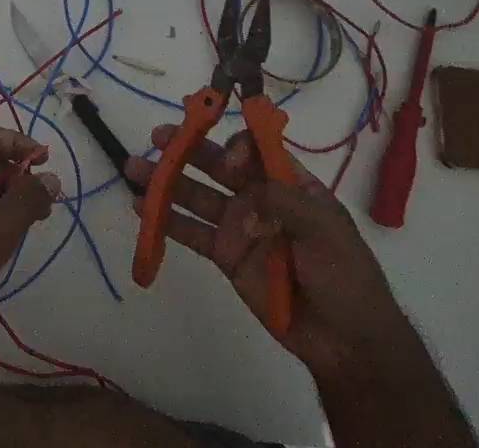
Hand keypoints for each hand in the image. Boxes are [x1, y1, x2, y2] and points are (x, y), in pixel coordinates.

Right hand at [124, 125, 413, 376]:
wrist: (345, 341)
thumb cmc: (345, 277)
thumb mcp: (325, 231)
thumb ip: (282, 200)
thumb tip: (241, 178)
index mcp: (289, 184)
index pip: (255, 150)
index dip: (236, 148)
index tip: (228, 164)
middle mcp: (259, 197)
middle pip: (217, 165)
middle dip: (188, 149)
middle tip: (158, 136)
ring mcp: (239, 226)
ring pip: (196, 195)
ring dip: (166, 180)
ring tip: (133, 168)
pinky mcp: (225, 255)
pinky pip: (191, 232)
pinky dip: (166, 220)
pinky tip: (140, 206)